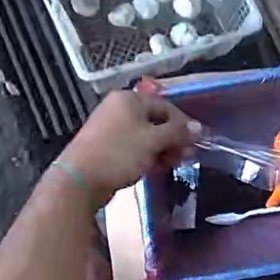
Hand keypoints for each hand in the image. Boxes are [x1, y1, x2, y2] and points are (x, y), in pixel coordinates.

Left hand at [53, 89, 200, 204]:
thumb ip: (177, 132)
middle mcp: (119, 109)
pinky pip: (134, 147)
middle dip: (173, 139)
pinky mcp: (107, 147)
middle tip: (186, 156)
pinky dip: (148, 155)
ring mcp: (111, 128)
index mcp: (129, 99)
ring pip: (146, 136)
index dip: (183, 123)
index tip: (196, 142)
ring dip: (163, 149)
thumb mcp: (153, 141)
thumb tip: (199, 128)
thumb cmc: (119, 153)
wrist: (80, 179)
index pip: (166, 106)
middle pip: (156, 121)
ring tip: (173, 164)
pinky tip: (156, 167)